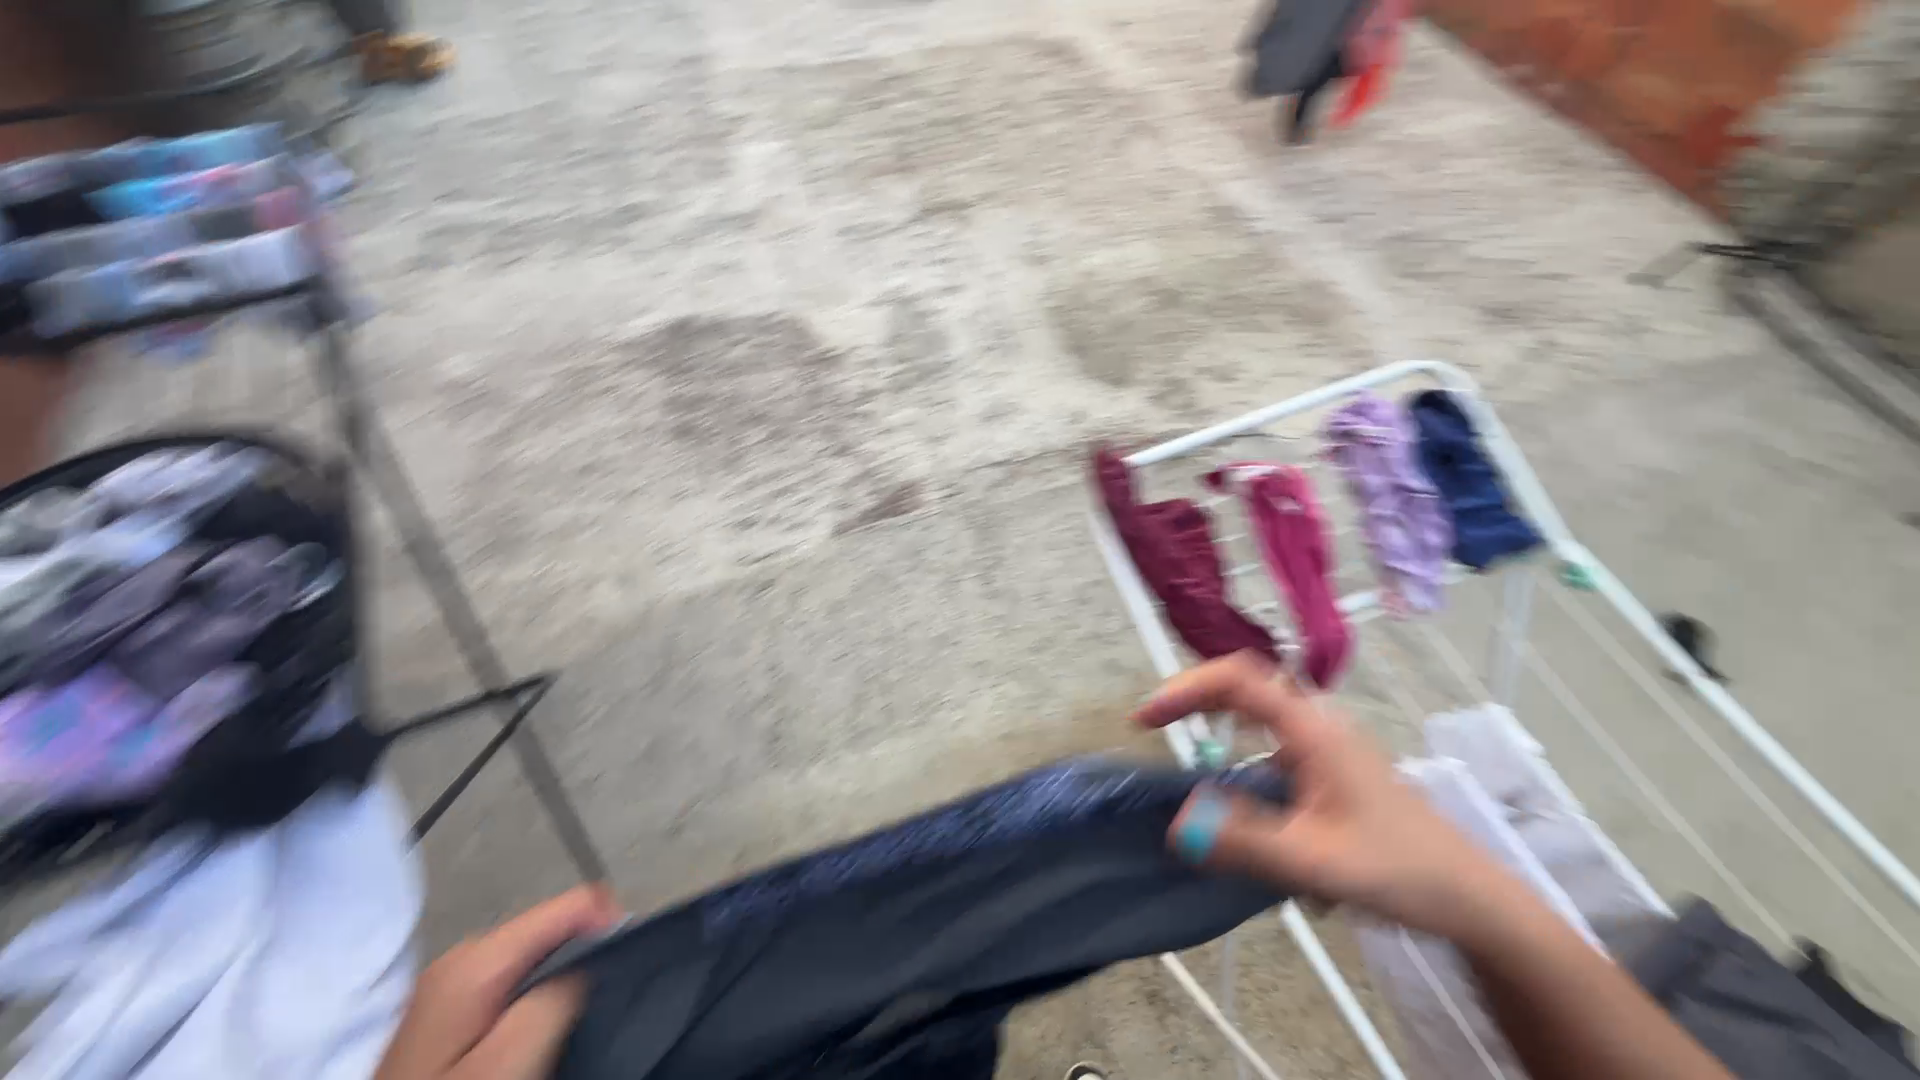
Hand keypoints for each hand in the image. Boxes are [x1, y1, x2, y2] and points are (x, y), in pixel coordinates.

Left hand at [375, 885, 624, 1079]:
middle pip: (553, 928)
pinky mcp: (451, 1006)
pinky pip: (515, 980)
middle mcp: (464, 956)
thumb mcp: (507, 1065)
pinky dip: (537, 997)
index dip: (611, 925)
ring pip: (536, 956)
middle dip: (584, 958)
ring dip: (562, 981)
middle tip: (596, 1012)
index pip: (571, 904)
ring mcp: (453, 980)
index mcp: (479, 960)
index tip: (626, 967)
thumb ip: (555, 1001)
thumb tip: (585, 968)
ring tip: (569, 1028)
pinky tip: (536, 1037)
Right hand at [1135, 652, 1517, 941]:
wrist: (1470, 898)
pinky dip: (1242, 764)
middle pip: (1245, 688)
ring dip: (1218, 731)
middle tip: (1154, 729)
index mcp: (1312, 729)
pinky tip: (1242, 808)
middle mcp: (1317, 725)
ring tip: (1188, 760)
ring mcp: (1327, 747)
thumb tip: (1175, 825)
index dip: (1187, 688)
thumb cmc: (1398, 868)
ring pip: (1258, 720)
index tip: (1148, 718)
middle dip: (1195, 702)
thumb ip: (1241, 840)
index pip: (1239, 679)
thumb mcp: (1312, 859)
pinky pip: (1273, 751)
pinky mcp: (1331, 771)